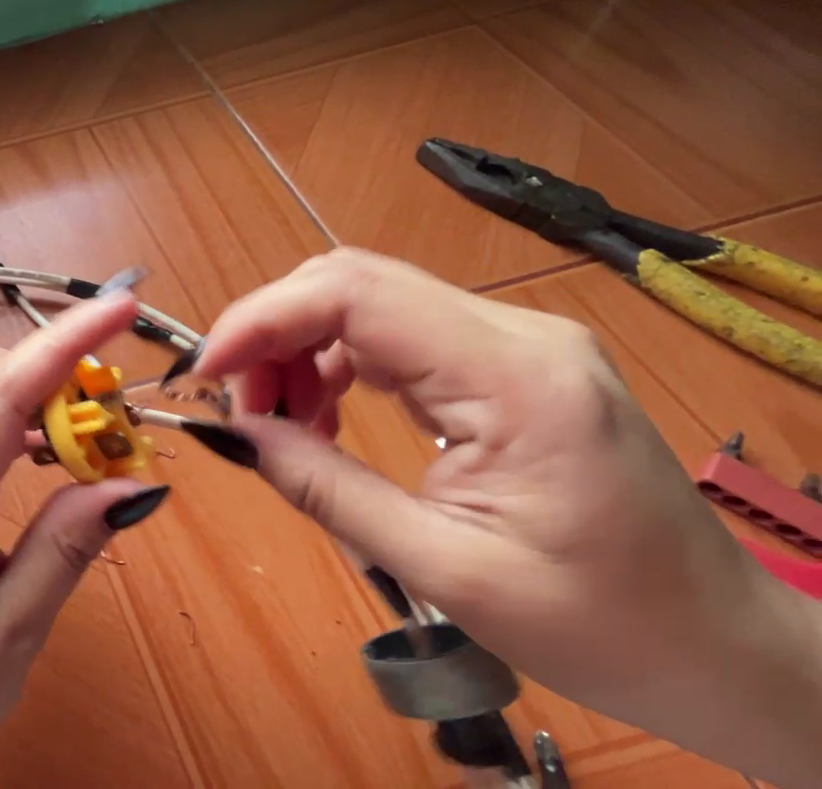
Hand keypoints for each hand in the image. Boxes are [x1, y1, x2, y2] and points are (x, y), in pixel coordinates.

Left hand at [0, 293, 167, 787]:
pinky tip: (49, 455)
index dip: (60, 344)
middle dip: (55, 366)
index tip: (117, 307)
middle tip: (120, 409)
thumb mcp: (12, 636)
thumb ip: (65, 549)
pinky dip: (12, 415)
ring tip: (95, 437)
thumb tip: (129, 483)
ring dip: (35, 389)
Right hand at [193, 248, 821, 783]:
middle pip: (352, 282)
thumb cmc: (602, 625)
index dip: (261, 318)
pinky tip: (323, 414)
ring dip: (297, 348)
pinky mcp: (505, 359)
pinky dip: (334, 362)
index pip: (354, 293)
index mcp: (514, 377)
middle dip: (272, 333)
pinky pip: (392, 332)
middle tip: (240, 406)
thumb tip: (232, 431)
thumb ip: (324, 487)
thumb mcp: (444, 569)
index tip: (205, 371)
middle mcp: (516, 333)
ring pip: (364, 301)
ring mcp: (514, 340)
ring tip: (277, 420)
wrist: (725, 648)